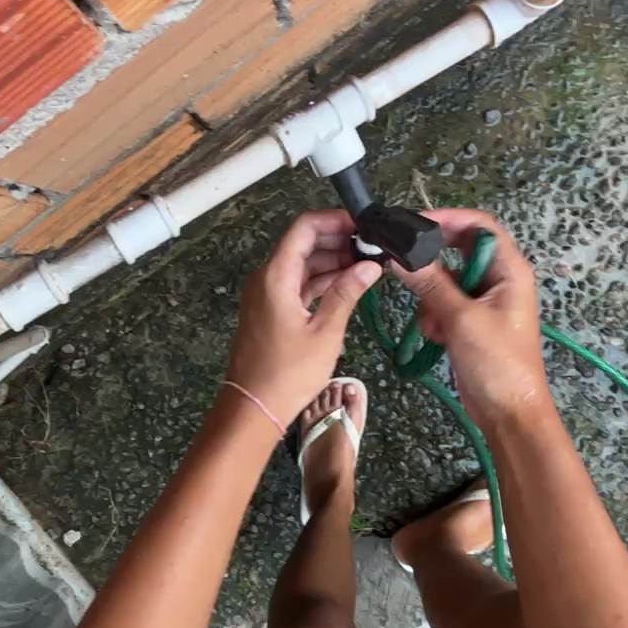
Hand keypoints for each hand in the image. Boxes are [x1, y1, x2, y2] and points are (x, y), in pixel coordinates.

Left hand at [224, 210, 381, 427]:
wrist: (254, 406)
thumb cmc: (289, 372)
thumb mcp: (325, 332)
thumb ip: (346, 293)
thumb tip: (370, 265)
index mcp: (276, 276)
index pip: (304, 228)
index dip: (335, 221)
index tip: (364, 227)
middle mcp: (266, 278)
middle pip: (302, 243)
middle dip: (337, 241)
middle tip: (372, 248)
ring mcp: (265, 293)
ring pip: (301, 264)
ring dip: (331, 262)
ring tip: (367, 266)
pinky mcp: (269, 309)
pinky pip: (296, 283)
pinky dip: (319, 281)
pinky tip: (347, 284)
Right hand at [390, 209, 553, 426]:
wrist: (508, 412)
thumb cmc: (497, 363)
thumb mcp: (461, 320)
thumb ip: (430, 284)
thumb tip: (399, 255)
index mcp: (509, 270)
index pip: (478, 226)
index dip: (446, 219)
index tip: (411, 224)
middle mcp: (498, 278)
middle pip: (458, 250)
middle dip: (431, 262)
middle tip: (400, 263)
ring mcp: (483, 300)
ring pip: (445, 279)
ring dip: (431, 297)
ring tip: (431, 323)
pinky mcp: (470, 320)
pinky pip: (443, 303)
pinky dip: (433, 315)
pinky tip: (435, 336)